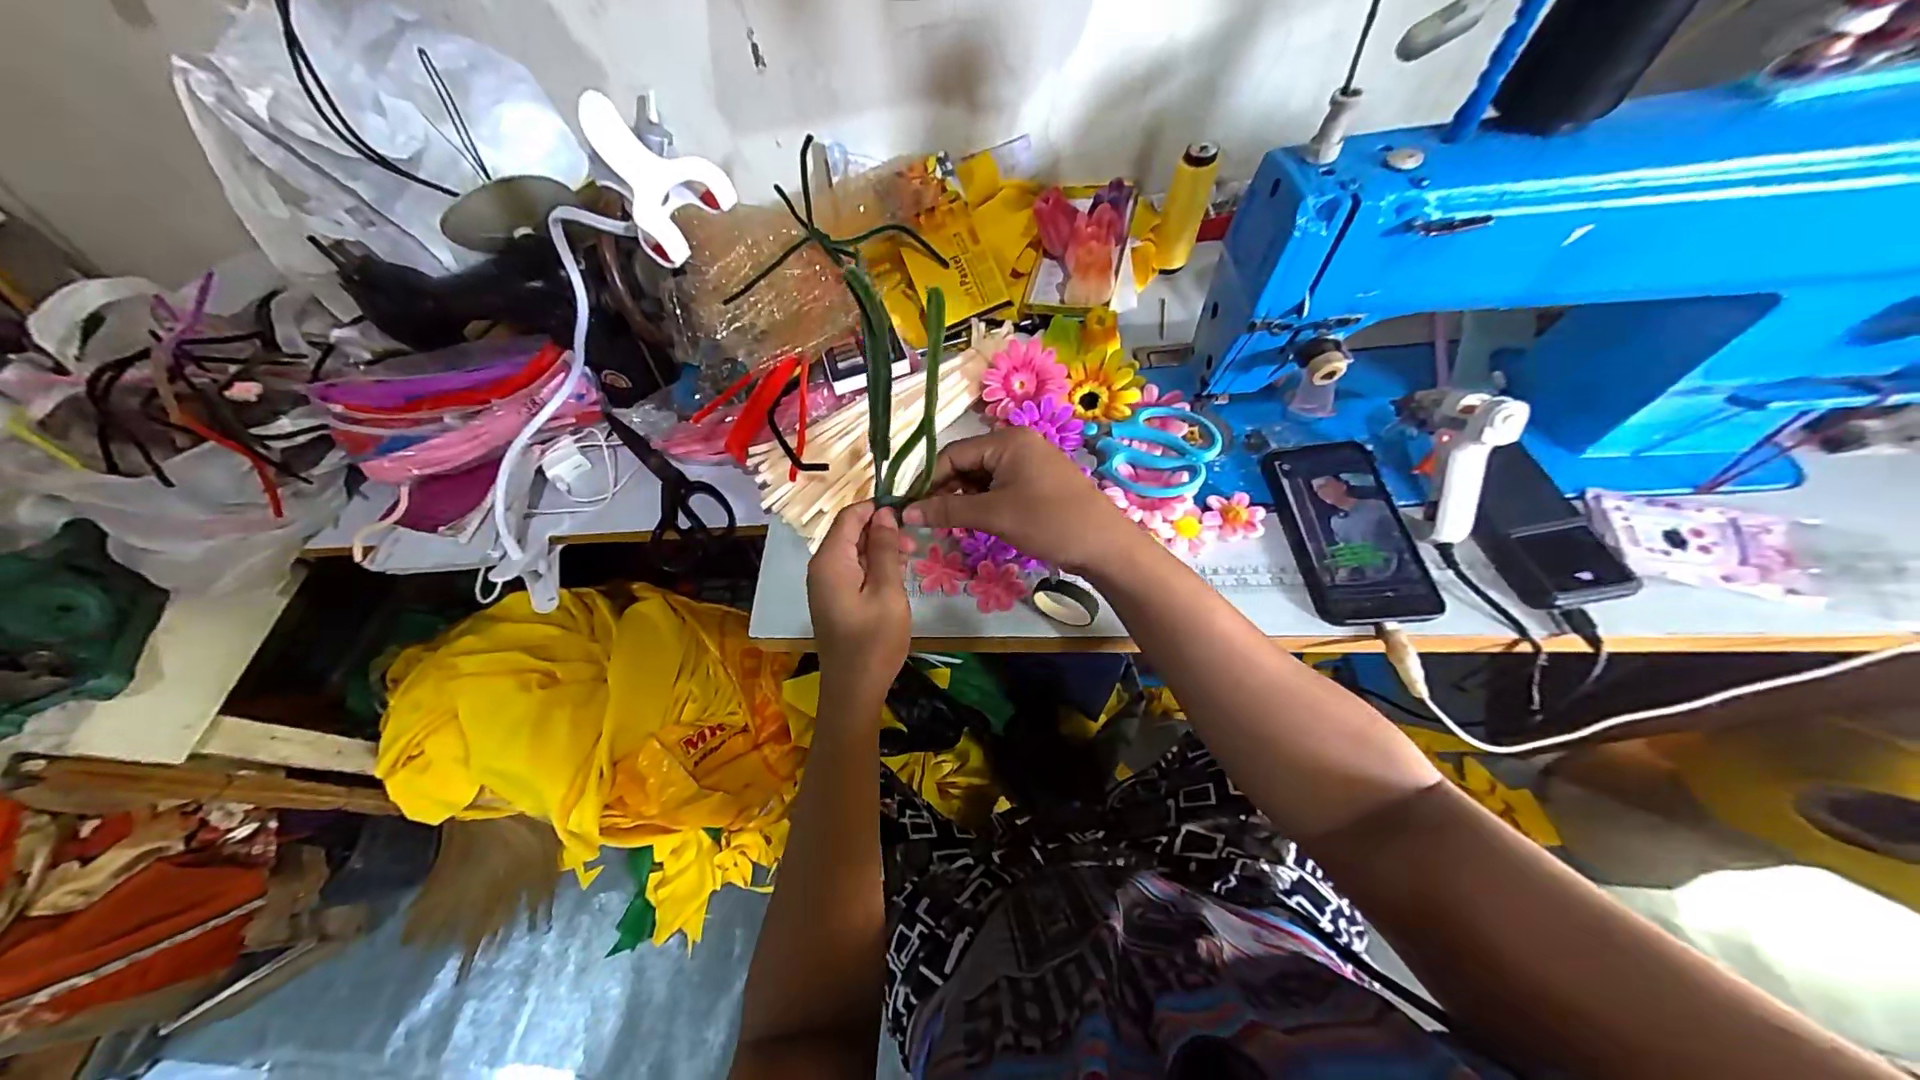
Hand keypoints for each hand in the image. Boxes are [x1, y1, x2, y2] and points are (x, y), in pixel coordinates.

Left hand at [808, 501, 911, 696]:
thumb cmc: (874, 641)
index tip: (909, 511)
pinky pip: (852, 570)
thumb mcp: (887, 591)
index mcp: (830, 561)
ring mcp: (825, 585)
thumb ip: (885, 549)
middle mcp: (821, 567)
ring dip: (880, 548)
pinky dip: (873, 566)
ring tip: (911, 557)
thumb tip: (884, 514)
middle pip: (850, 532)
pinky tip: (896, 575)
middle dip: (881, 529)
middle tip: (915, 541)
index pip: (850, 516)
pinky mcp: (833, 599)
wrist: (854, 690)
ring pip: (853, 551)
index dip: (878, 507)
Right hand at [902, 427, 1143, 575]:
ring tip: (957, 526)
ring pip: (982, 478)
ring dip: (965, 500)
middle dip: (948, 492)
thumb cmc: (1049, 522)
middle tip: (935, 522)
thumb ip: (948, 510)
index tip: (912, 509)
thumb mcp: (994, 515)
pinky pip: (1000, 486)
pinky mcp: (1037, 481)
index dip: (929, 482)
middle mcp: (1017, 443)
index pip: (952, 454)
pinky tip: (980, 523)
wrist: (1104, 544)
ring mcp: (1029, 462)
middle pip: (966, 463)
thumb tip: (907, 512)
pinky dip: (985, 504)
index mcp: (1007, 440)